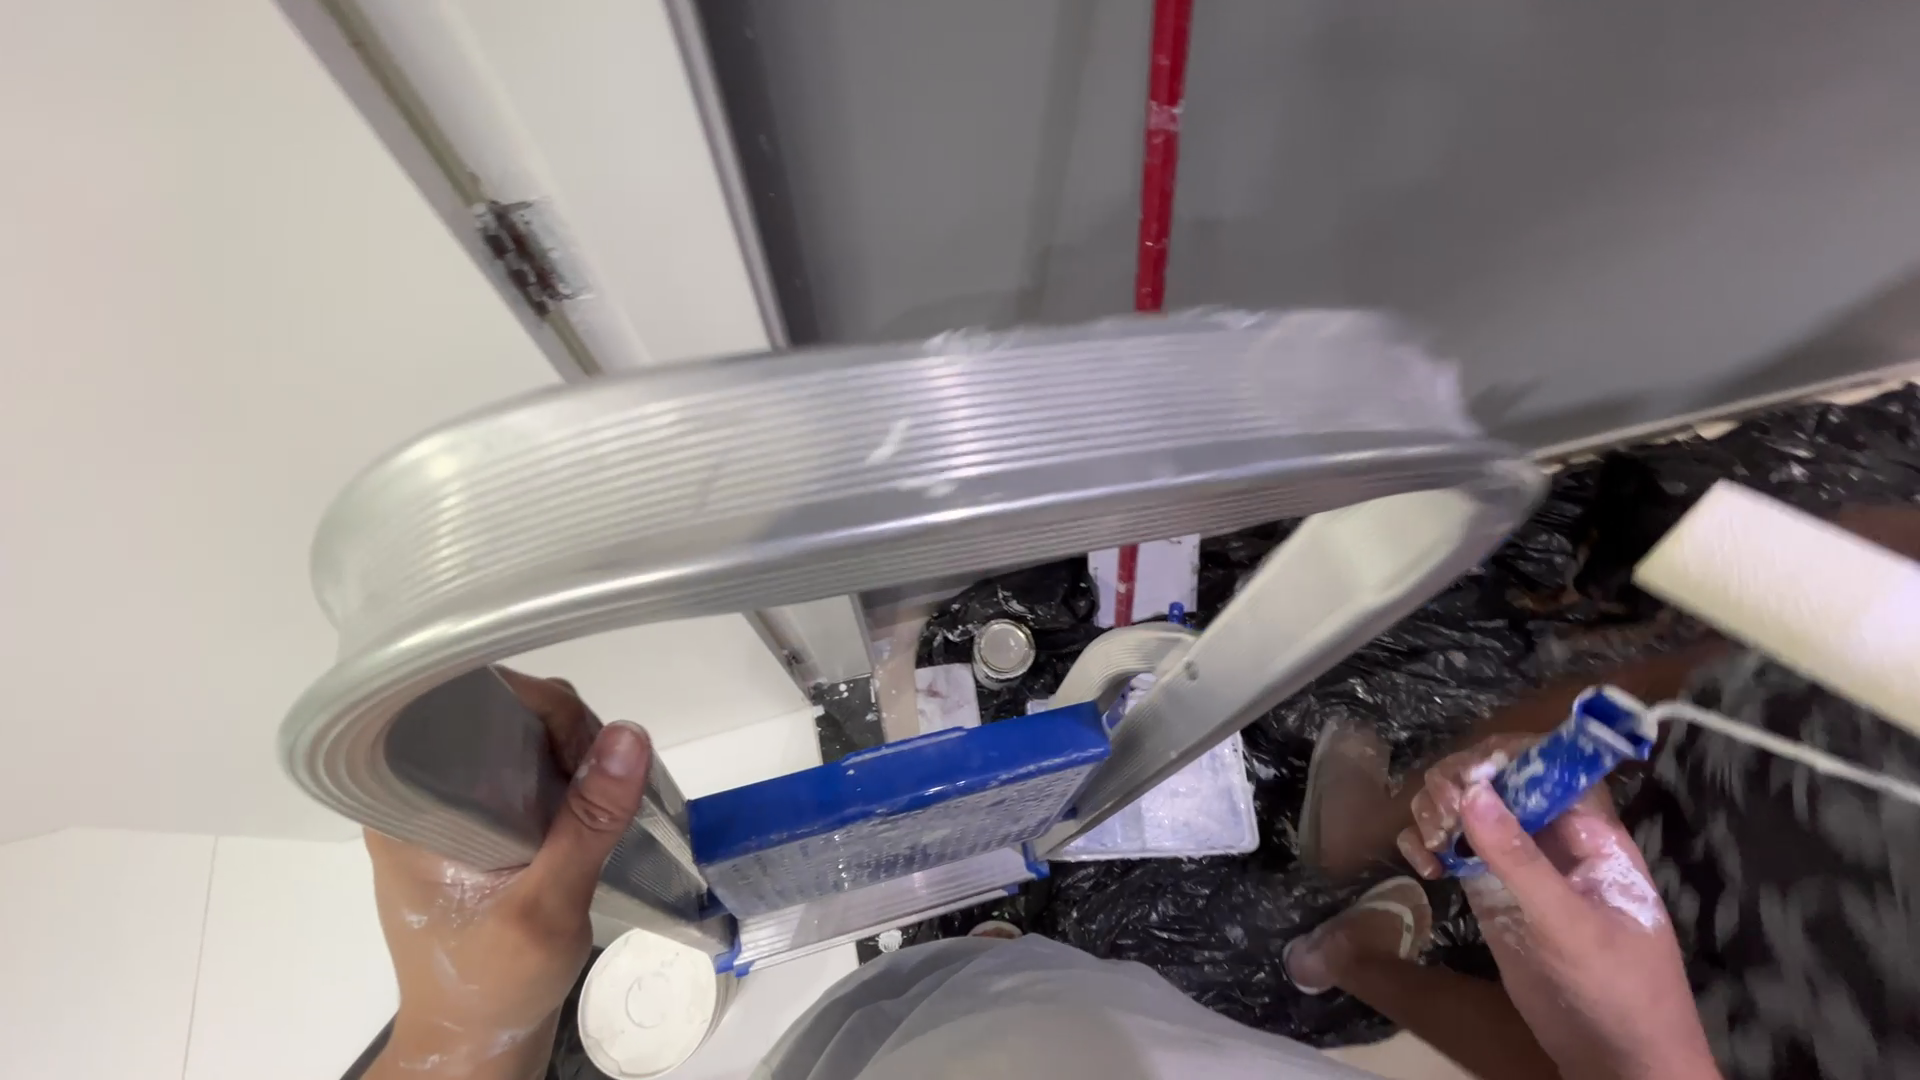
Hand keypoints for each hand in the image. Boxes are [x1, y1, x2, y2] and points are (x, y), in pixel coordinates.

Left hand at [365, 670, 652, 1078]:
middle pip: (499, 719)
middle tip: (605, 776)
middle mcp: (423, 799)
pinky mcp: (481, 827)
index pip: (464, 710)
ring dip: (571, 754)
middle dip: (562, 730)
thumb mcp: (546, 907)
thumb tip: (629, 734)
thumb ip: (586, 823)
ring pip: (520, 743)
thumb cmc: (494, 983)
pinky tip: (592, 802)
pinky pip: (529, 773)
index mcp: (407, 809)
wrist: (477, 1043)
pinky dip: (569, 776)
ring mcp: (453, 813)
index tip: (585, 743)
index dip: (532, 706)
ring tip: (604, 793)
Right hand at [1399, 739, 1720, 1079]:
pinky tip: (1423, 868)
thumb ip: (1518, 859)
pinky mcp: (1484, 885)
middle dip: (1457, 785)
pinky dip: (1423, 843)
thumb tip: (1470, 791)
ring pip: (1462, 805)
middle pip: (1494, 777)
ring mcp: (1514, 860)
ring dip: (1434, 811)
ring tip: (1431, 847)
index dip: (1508, 755)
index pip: (1551, 766)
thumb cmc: (1616, 993)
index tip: (1469, 775)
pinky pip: (1445, 842)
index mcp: (1590, 835)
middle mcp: (1549, 836)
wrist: (1612, 1066)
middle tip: (1440, 818)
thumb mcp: (1569, 926)